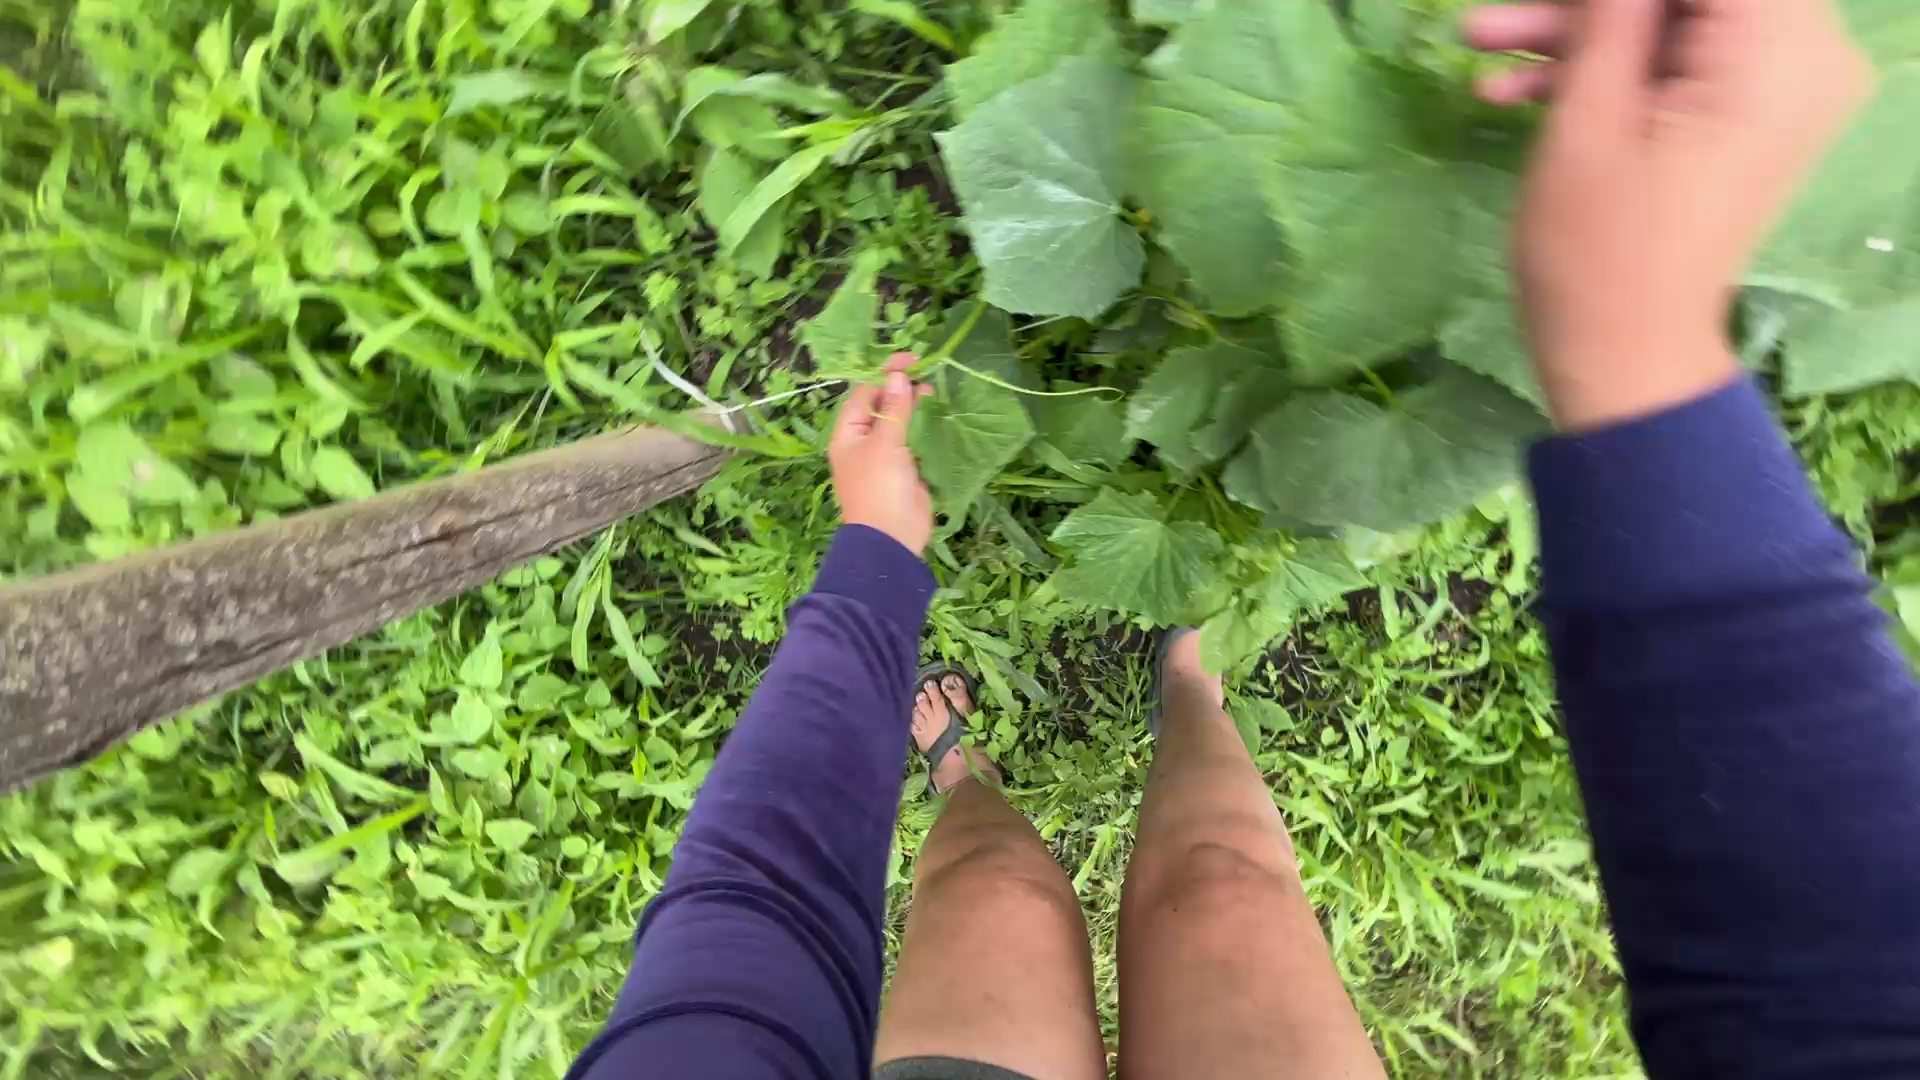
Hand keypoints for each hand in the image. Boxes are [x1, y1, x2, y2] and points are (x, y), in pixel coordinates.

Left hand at [828, 352, 933, 555]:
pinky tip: (937, 416)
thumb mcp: (886, 443)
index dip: (886, 373)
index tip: (911, 360)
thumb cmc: (880, 487)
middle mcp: (863, 442)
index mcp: (848, 433)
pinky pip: (911, 441)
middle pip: (881, 405)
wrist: (891, 537)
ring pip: (898, 422)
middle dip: (901, 388)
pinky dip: (922, 427)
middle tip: (927, 373)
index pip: (865, 392)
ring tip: (933, 390)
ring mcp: (884, 456)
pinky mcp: (904, 469)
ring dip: (913, 406)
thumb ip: (895, 408)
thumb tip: (898, 375)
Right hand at [1465, 0, 1875, 429]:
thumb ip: (1609, 26)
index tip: (1550, 0)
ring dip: (1579, 40)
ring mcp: (1771, 92)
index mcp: (1777, 52)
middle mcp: (1803, 55)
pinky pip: (1673, 73)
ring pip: (1672, 30)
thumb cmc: (1592, 252)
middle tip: (1488, 23)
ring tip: (1484, 51)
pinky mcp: (1736, 123)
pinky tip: (1516, 93)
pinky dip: (1605, 78)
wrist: (1619, 348)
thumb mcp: (1584, 131)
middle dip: (1585, 7)